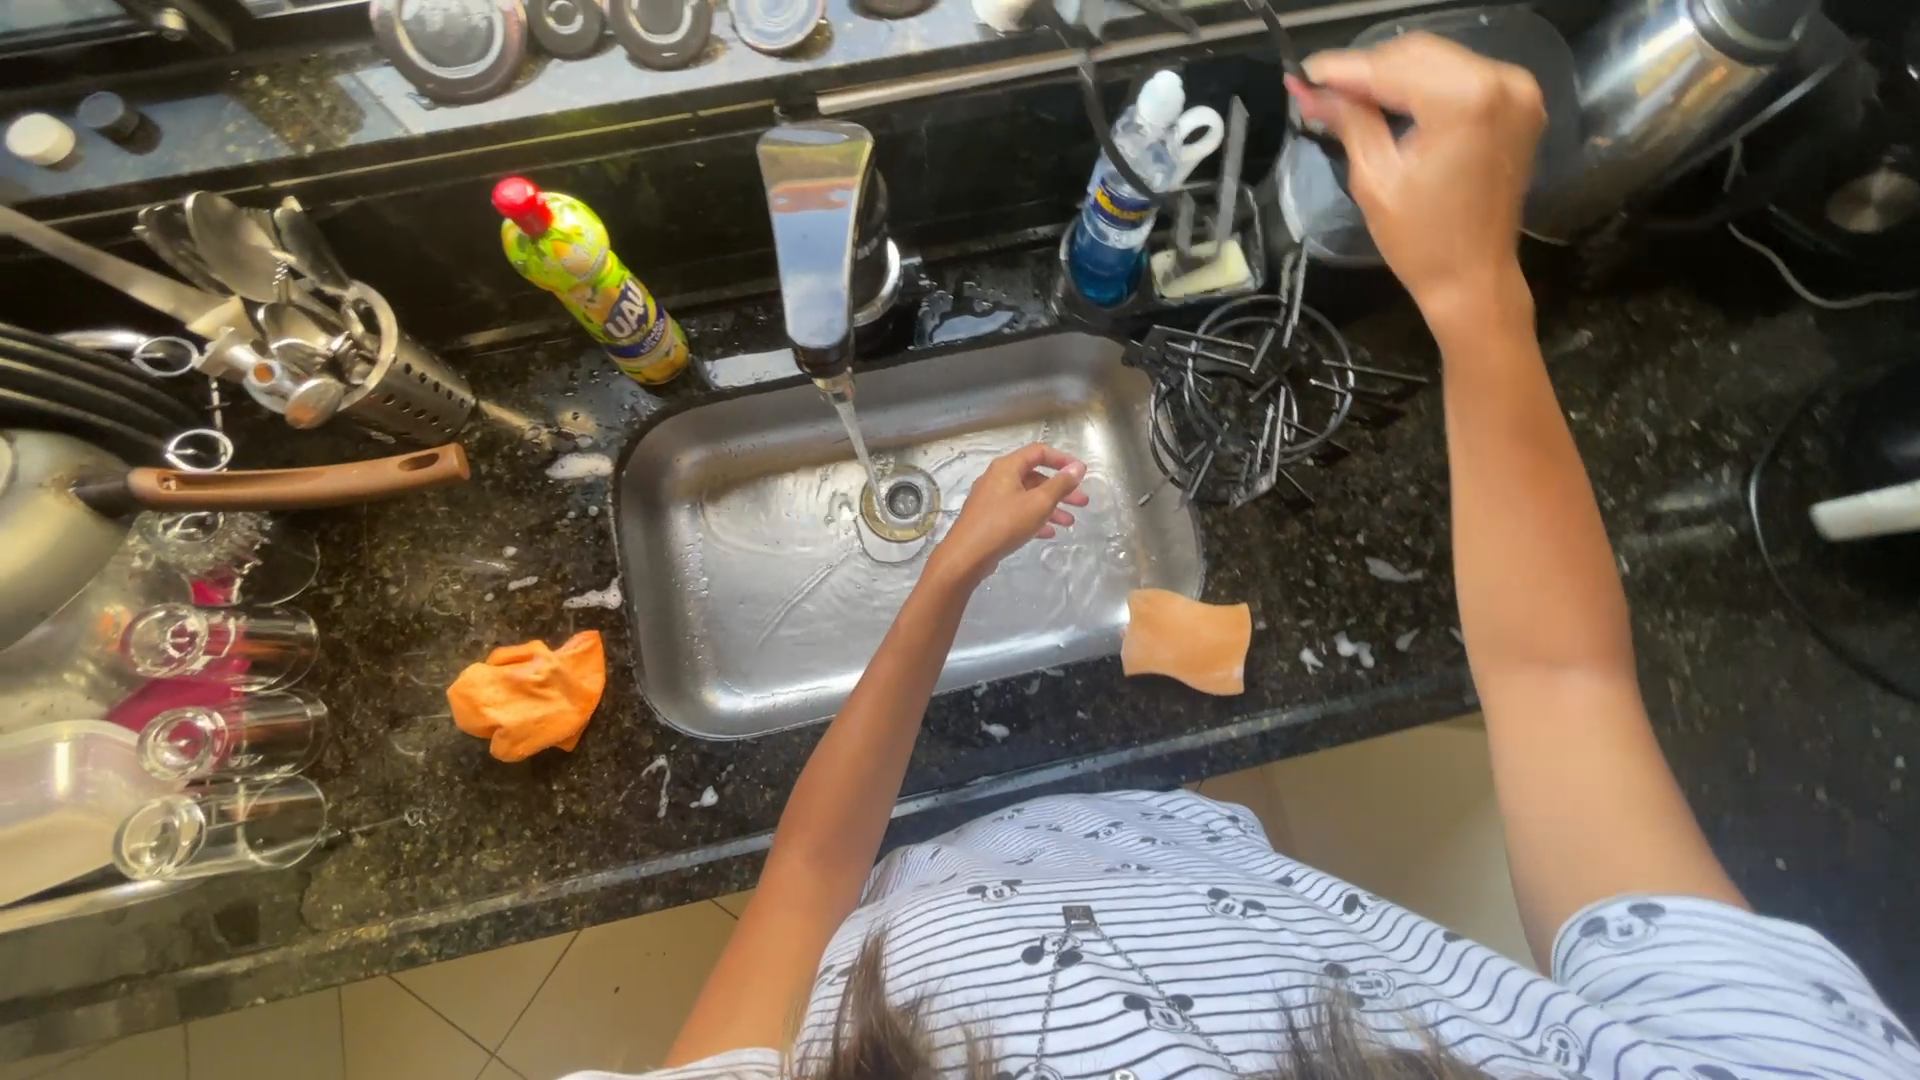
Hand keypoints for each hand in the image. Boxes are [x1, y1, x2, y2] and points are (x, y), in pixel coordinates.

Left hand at [932, 444, 1088, 583]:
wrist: (967, 555)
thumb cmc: (1005, 523)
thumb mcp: (1039, 503)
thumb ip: (1060, 484)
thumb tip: (1078, 466)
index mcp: (1007, 467)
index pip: (1038, 452)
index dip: (1062, 459)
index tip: (1080, 472)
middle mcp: (997, 478)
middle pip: (1035, 477)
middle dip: (1060, 490)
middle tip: (1082, 503)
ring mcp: (991, 499)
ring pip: (1027, 497)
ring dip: (1050, 507)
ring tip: (1070, 522)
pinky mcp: (988, 519)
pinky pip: (1016, 513)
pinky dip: (1034, 519)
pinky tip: (1049, 533)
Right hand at [1288, 34, 1544, 322]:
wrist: (1472, 275)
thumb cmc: (1419, 241)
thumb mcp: (1374, 180)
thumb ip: (1349, 124)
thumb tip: (1311, 94)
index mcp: (1464, 100)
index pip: (1391, 67)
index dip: (1342, 69)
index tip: (1302, 73)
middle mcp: (1500, 81)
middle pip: (1418, 53)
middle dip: (1366, 69)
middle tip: (1319, 88)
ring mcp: (1516, 90)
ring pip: (1439, 60)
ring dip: (1391, 75)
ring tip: (1348, 96)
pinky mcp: (1518, 105)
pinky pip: (1461, 78)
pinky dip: (1422, 85)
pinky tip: (1390, 102)